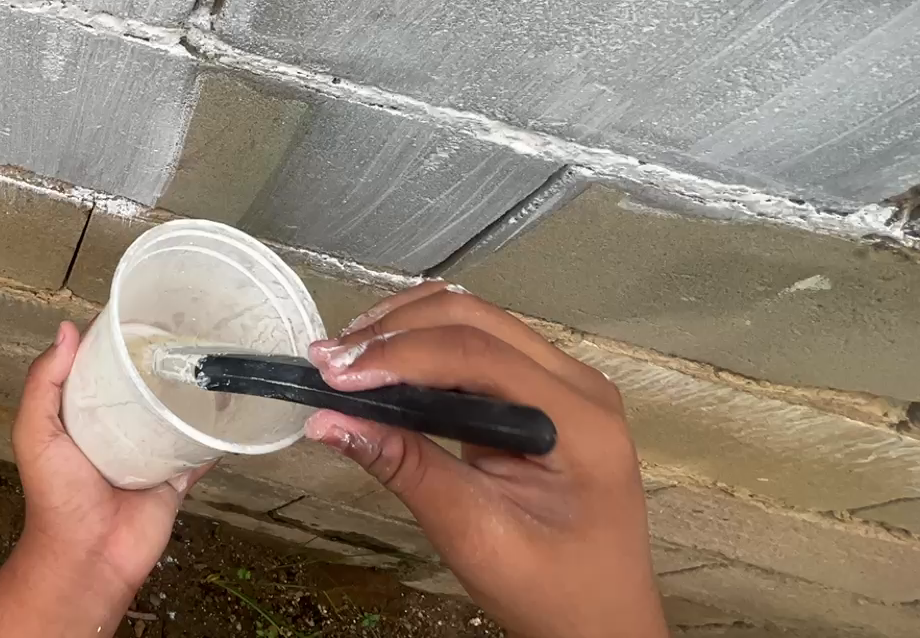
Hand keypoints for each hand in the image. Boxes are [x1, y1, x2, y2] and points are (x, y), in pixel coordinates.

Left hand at [0, 321, 199, 636]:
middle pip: (144, 382)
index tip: (139, 311)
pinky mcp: (176, 474)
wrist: (88, 557)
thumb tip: (68, 329)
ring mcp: (150, 448)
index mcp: (85, 410)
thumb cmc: (55, 496)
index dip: (118, 338)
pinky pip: (200, 448)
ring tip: (212, 359)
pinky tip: (232, 408)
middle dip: (161, 359)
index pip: (104, 363)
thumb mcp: (35, 432)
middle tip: (185, 330)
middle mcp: (119, 424)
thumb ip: (43, 382)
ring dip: (190, 390)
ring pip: (175, 410)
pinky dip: (215, 432)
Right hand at [306, 283, 666, 637]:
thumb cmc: (547, 589)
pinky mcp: (532, 379)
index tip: (333, 376)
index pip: (476, 354)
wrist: (596, 620)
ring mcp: (556, 374)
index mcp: (578, 421)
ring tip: (342, 356)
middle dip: (390, 331)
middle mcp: (574, 380)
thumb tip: (322, 419)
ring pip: (463, 313)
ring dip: (396, 325)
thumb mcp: (471, 533)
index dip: (399, 355)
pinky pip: (465, 333)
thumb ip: (401, 464)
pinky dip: (412, 337)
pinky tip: (375, 358)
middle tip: (328, 362)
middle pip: (469, 317)